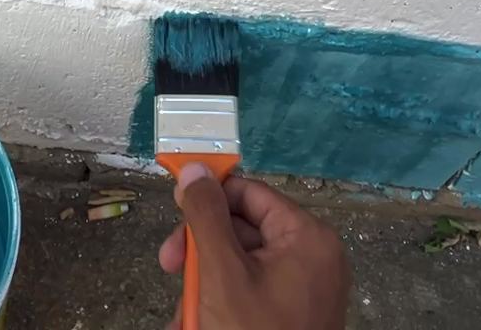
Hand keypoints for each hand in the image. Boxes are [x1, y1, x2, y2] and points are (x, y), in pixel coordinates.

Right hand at [158, 164, 350, 329]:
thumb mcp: (222, 273)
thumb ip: (206, 215)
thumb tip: (196, 167)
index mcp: (307, 237)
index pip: (249, 193)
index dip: (210, 196)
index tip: (174, 208)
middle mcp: (311, 256)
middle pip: (241, 229)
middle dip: (200, 250)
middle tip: (168, 265)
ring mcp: (303, 289)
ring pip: (238, 263)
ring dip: (203, 284)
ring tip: (183, 314)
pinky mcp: (292, 315)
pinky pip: (248, 292)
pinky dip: (219, 304)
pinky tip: (194, 324)